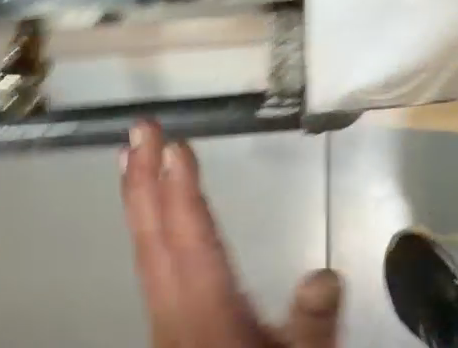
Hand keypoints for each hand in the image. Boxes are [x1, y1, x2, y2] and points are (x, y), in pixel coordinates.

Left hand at [122, 120, 341, 347]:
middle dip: (144, 182)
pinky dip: (148, 227)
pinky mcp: (171, 327)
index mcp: (208, 316)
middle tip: (139, 130)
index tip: (174, 147)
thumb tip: (323, 275)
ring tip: (134, 160)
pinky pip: (153, 263)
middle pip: (154, 241)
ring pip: (146, 252)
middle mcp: (177, 314)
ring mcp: (168, 322)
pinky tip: (154, 218)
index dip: (182, 194)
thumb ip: (311, 327)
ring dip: (140, 201)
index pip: (191, 244)